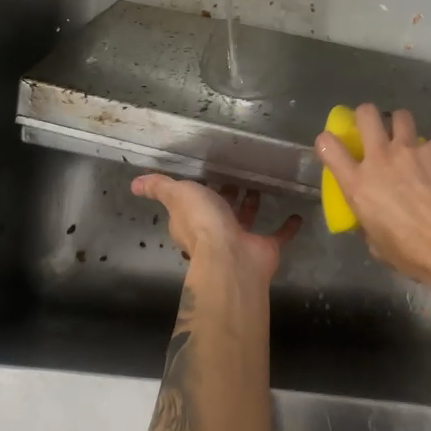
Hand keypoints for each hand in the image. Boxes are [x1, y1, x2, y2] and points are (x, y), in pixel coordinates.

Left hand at [132, 175, 302, 284]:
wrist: (231, 257)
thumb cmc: (202, 222)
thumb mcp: (177, 195)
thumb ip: (159, 187)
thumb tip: (134, 184)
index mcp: (191, 222)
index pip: (192, 203)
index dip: (199, 190)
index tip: (208, 172)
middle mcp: (214, 233)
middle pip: (220, 210)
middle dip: (226, 195)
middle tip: (238, 175)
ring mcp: (240, 241)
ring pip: (246, 219)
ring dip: (252, 205)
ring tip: (260, 186)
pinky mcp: (264, 249)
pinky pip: (277, 235)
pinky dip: (286, 227)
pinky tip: (296, 215)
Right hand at [315, 103, 430, 288]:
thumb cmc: (412, 254)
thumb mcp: (377, 244)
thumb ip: (368, 223)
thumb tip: (372, 221)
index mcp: (358, 184)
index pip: (328, 146)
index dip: (327, 142)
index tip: (333, 147)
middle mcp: (380, 158)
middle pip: (366, 114)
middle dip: (366, 117)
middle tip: (374, 132)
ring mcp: (410, 150)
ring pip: (400, 116)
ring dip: (400, 127)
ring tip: (408, 144)